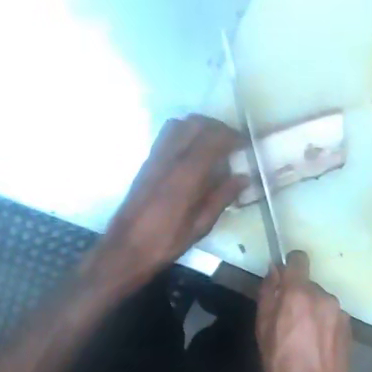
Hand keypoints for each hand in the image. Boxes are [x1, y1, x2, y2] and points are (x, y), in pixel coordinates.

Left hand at [90, 115, 244, 290]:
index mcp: (186, 176)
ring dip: (200, 126)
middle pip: (197, 124)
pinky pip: (166, 134)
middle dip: (218, 127)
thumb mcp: (200, 226)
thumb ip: (222, 198)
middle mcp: (169, 159)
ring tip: (213, 143)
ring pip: (180, 124)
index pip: (213, 140)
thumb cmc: (166, 242)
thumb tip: (243, 177)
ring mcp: (155, 157)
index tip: (245, 144)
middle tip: (232, 142)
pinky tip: (192, 152)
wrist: (126, 247)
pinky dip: (184, 132)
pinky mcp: (146, 162)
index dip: (233, 136)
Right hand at [258, 250, 355, 371]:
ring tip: (302, 339)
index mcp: (299, 292)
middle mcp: (323, 296)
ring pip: (320, 302)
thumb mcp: (263, 329)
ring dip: (311, 311)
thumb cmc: (281, 365)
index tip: (281, 280)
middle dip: (297, 296)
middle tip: (285, 321)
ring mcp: (339, 312)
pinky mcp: (349, 328)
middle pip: (308, 284)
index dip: (289, 266)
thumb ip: (268, 295)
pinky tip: (316, 347)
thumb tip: (273, 271)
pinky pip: (331, 317)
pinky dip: (323, 325)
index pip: (298, 259)